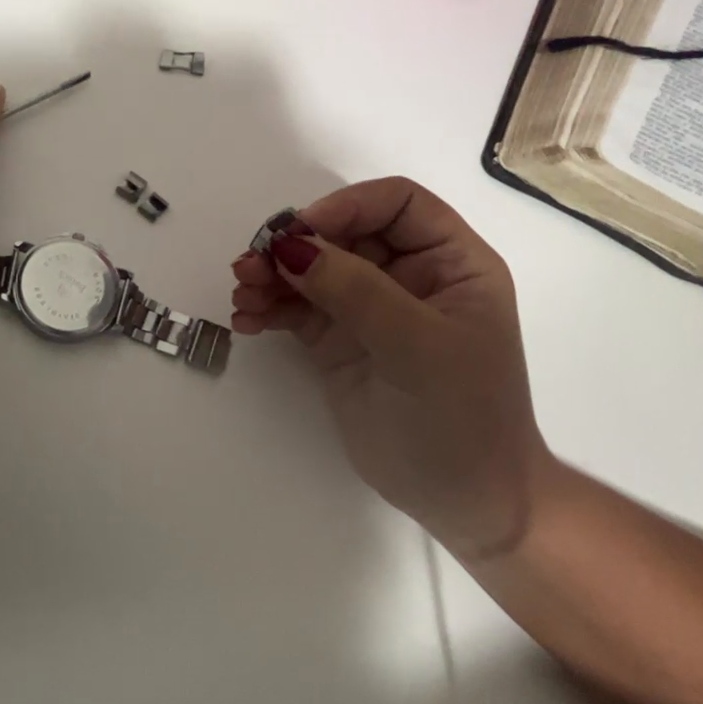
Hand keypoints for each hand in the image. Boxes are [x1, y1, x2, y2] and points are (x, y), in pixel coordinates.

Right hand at [230, 178, 549, 556]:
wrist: (461, 498)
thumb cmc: (461, 416)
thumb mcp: (416, 345)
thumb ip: (355, 290)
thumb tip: (290, 245)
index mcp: (451, 263)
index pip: (398, 205)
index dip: (347, 207)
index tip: (299, 233)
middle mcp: (409, 278)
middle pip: (343, 235)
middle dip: (295, 245)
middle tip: (251, 265)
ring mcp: (370, 312)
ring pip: (314, 271)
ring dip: (273, 277)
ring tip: (241, 296)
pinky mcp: (339, 344)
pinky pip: (297, 310)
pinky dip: (270, 309)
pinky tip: (246, 319)